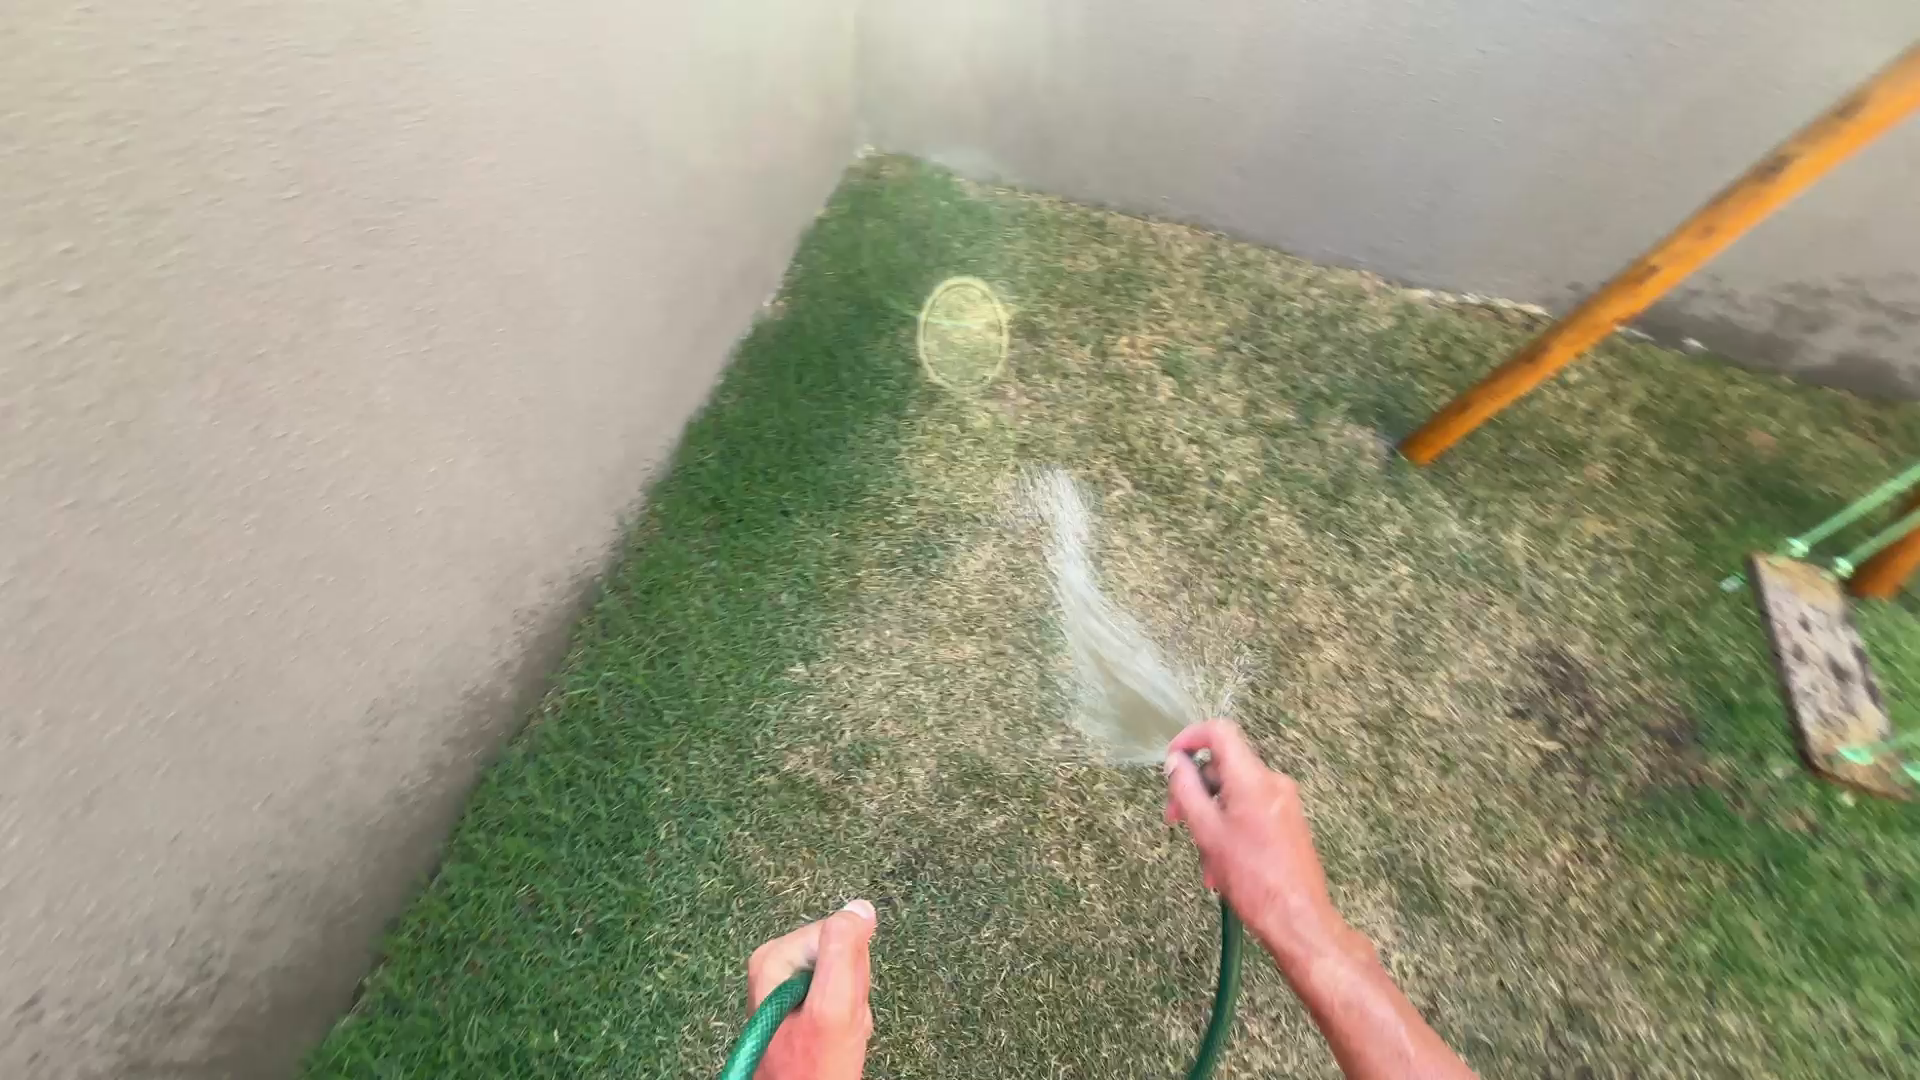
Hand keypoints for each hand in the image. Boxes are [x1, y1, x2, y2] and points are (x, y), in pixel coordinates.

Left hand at [746, 900, 877, 1079]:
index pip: (837, 931)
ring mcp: (789, 982)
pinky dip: (848, 1014)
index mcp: (774, 956)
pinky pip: (842, 991)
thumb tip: (860, 907)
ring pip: (845, 971)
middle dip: (851, 985)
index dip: (850, 965)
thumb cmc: (813, 1070)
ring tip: (838, 1031)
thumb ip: (843, 950)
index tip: (840, 998)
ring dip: (852, 1002)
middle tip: (840, 1018)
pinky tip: (837, 1036)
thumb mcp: (834, 1006)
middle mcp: (777, 964)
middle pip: (840, 949)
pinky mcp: (801, 1000)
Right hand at [1163, 720, 1350, 971]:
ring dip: (1211, 816)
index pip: (1219, 731)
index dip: (1190, 737)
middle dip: (1195, 789)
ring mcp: (1285, 802)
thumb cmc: (1250, 875)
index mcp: (1251, 777)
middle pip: (1224, 766)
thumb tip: (1175, 761)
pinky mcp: (1290, 823)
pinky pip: (1251, 810)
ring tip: (1203, 856)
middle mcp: (1272, 781)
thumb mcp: (1206, 830)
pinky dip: (1230, 826)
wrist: (1300, 921)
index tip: (1171, 761)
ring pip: (1234, 793)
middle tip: (1174, 819)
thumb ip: (1186, 789)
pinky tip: (1222, 864)